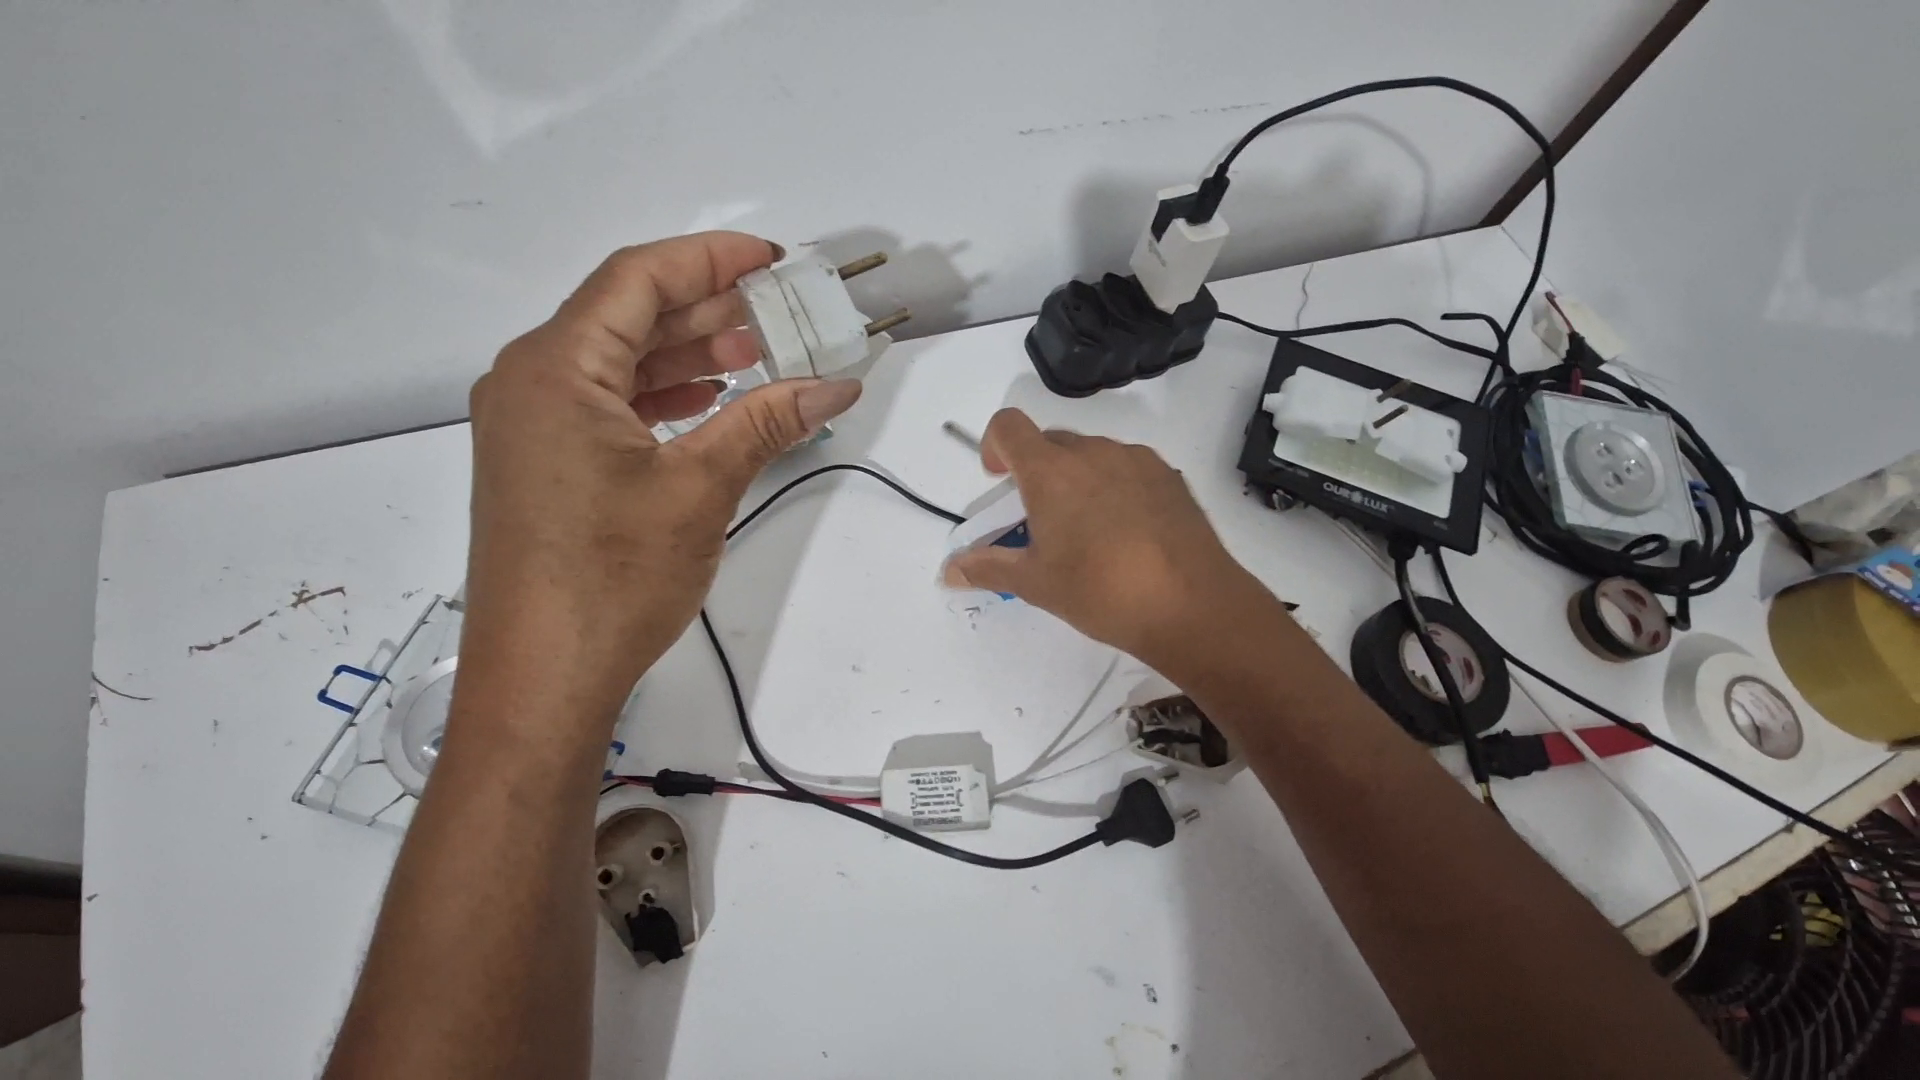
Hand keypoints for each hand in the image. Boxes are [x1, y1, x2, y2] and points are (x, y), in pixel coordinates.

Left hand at [462, 233, 862, 728]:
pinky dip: (660, 396)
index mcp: (556, 369)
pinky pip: (605, 404)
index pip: (637, 279)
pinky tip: (707, 405)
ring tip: (756, 355)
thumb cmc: (613, 578)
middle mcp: (530, 382)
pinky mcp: (542, 464)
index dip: (710, 259)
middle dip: (706, 309)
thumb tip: (837, 385)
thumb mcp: (700, 489)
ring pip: (617, 362)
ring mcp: (530, 426)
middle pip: (625, 315)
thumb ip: (766, 422)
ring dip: (687, 354)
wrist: (542, 679)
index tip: (773, 261)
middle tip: (779, 311)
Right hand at [940, 409, 1284, 672]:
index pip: (1008, 426)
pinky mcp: (1170, 477)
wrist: (1191, 605)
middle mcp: (1092, 452)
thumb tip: (949, 570)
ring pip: (1092, 455)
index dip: (994, 445)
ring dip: (1077, 479)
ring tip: (1087, 532)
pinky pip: (1128, 469)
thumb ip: (989, 568)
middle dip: (1036, 471)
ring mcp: (1136, 460)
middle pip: (1050, 441)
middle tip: (1040, 521)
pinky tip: (1126, 533)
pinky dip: (1114, 487)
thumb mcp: (1036, 584)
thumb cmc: (1100, 591)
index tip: (998, 480)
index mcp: (1051, 471)